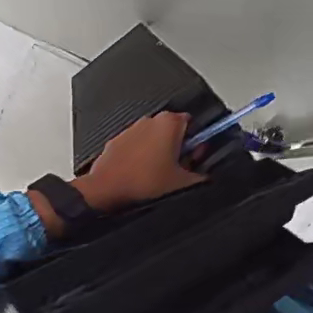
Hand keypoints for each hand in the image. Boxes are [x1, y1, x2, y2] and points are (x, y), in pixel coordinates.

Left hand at [26, 112, 206, 238]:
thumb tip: (206, 176)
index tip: (198, 157)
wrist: (106, 191)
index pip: (195, 124)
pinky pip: (136, 148)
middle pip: (174, 131)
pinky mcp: (117, 142)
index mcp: (169, 123)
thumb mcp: (183, 183)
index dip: (200, 143)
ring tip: (160, 177)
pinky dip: (141, 159)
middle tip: (180, 170)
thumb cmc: (141, 183)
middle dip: (179, 149)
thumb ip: (202, 176)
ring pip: (154, 140)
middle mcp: (149, 121)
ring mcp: (131, 130)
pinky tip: (143, 177)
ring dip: (160, 155)